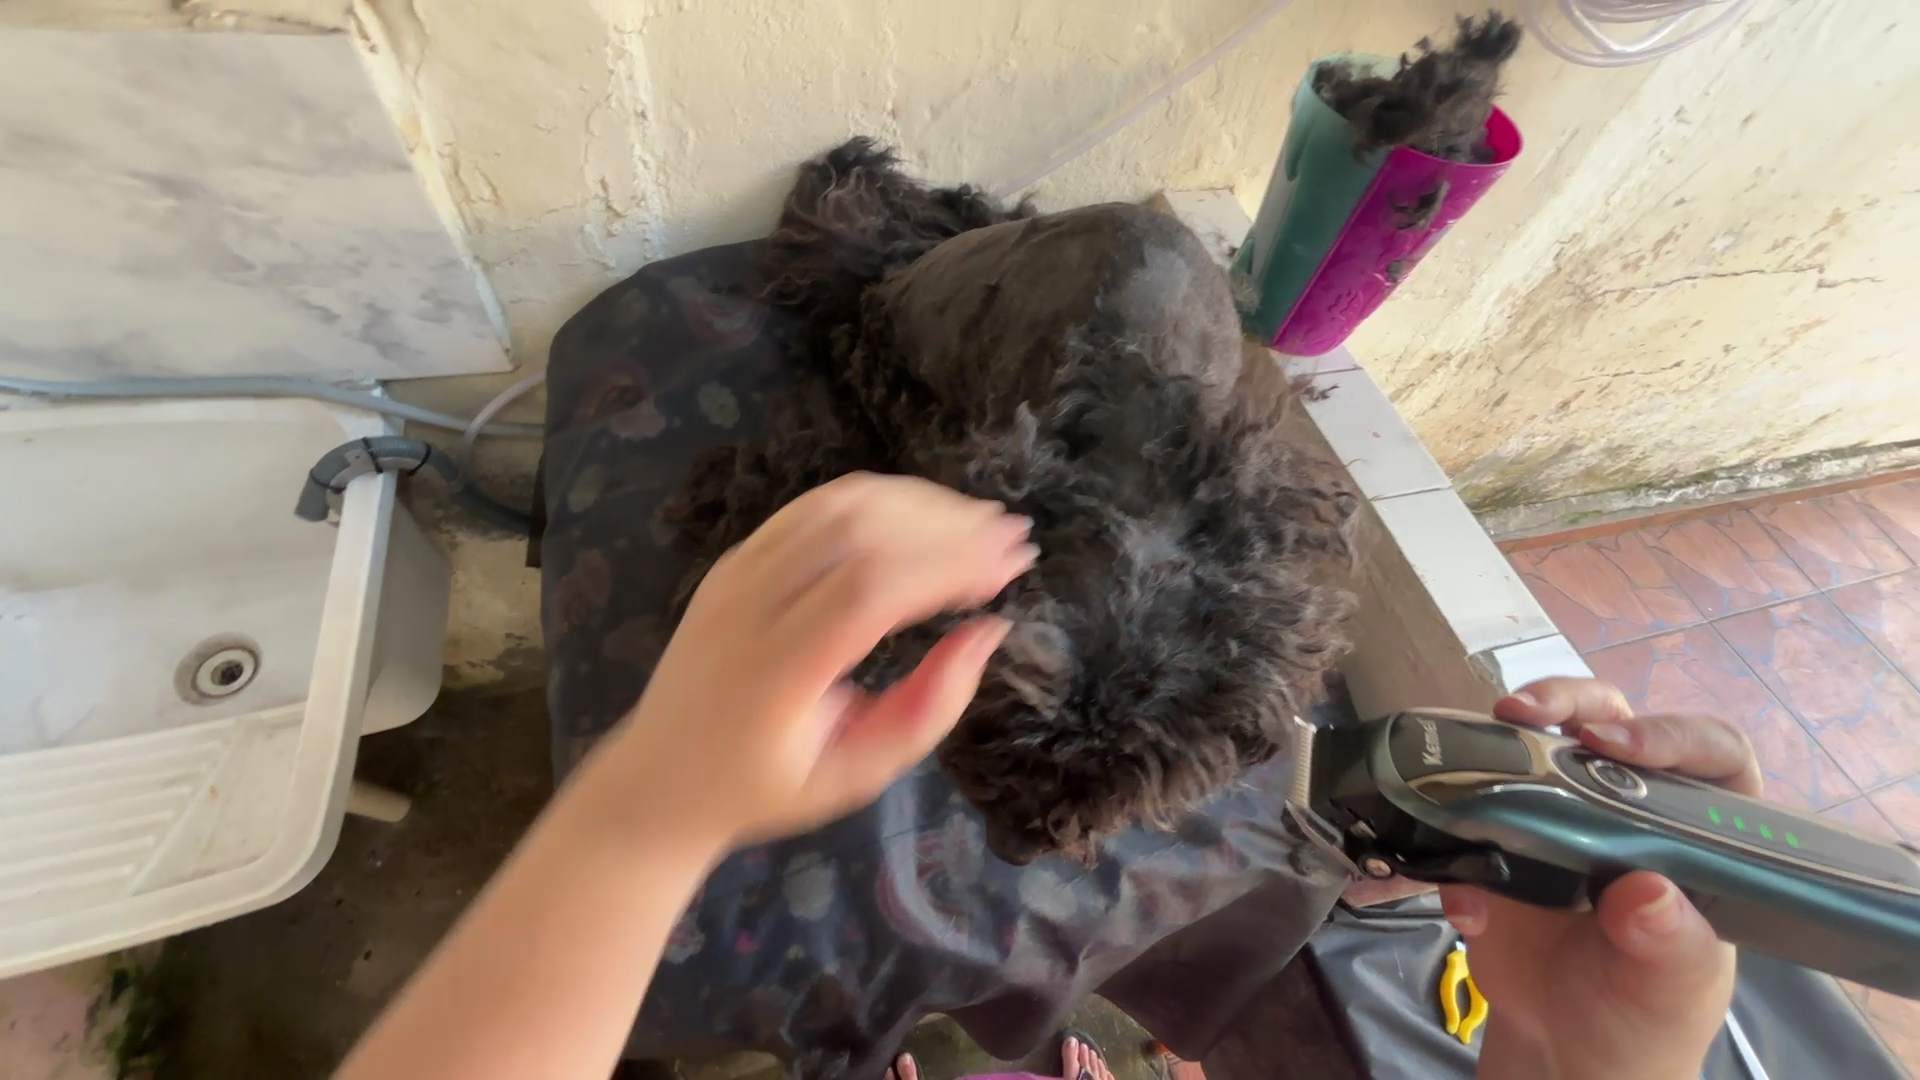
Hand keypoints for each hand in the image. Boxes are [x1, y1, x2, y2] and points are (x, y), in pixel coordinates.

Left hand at [591, 472, 1034, 847]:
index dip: (948, 565)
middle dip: (947, 526)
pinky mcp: (737, 557)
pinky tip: (920, 513)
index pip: (871, 591)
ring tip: (978, 520)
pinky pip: (813, 507)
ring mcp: (737, 572)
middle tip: (1012, 534)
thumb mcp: (856, 777)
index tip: (1012, 563)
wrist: (662, 775)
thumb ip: (928, 709)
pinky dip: (878, 498)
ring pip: (837, 506)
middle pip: (857, 533)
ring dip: (918, 504)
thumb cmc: (766, 788)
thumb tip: (988, 632)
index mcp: (775, 671)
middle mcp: (749, 604)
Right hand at [1447, 677, 1762, 1079]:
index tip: (1613, 747)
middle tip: (1523, 713)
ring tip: (1469, 742)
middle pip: (1604, 717)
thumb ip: (1670, 949)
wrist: (1550, 1030)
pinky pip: (1462, 788)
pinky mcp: (1489, 819)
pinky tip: (1457, 888)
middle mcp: (1620, 804)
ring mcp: (1549, 806)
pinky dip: (1443, 812)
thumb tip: (1649, 892)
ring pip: (1527, 735)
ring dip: (1495, 726)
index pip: (1705, 756)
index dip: (1667, 735)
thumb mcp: (1665, 991)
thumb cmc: (1633, 1010)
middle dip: (1564, 700)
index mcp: (1689, 834)